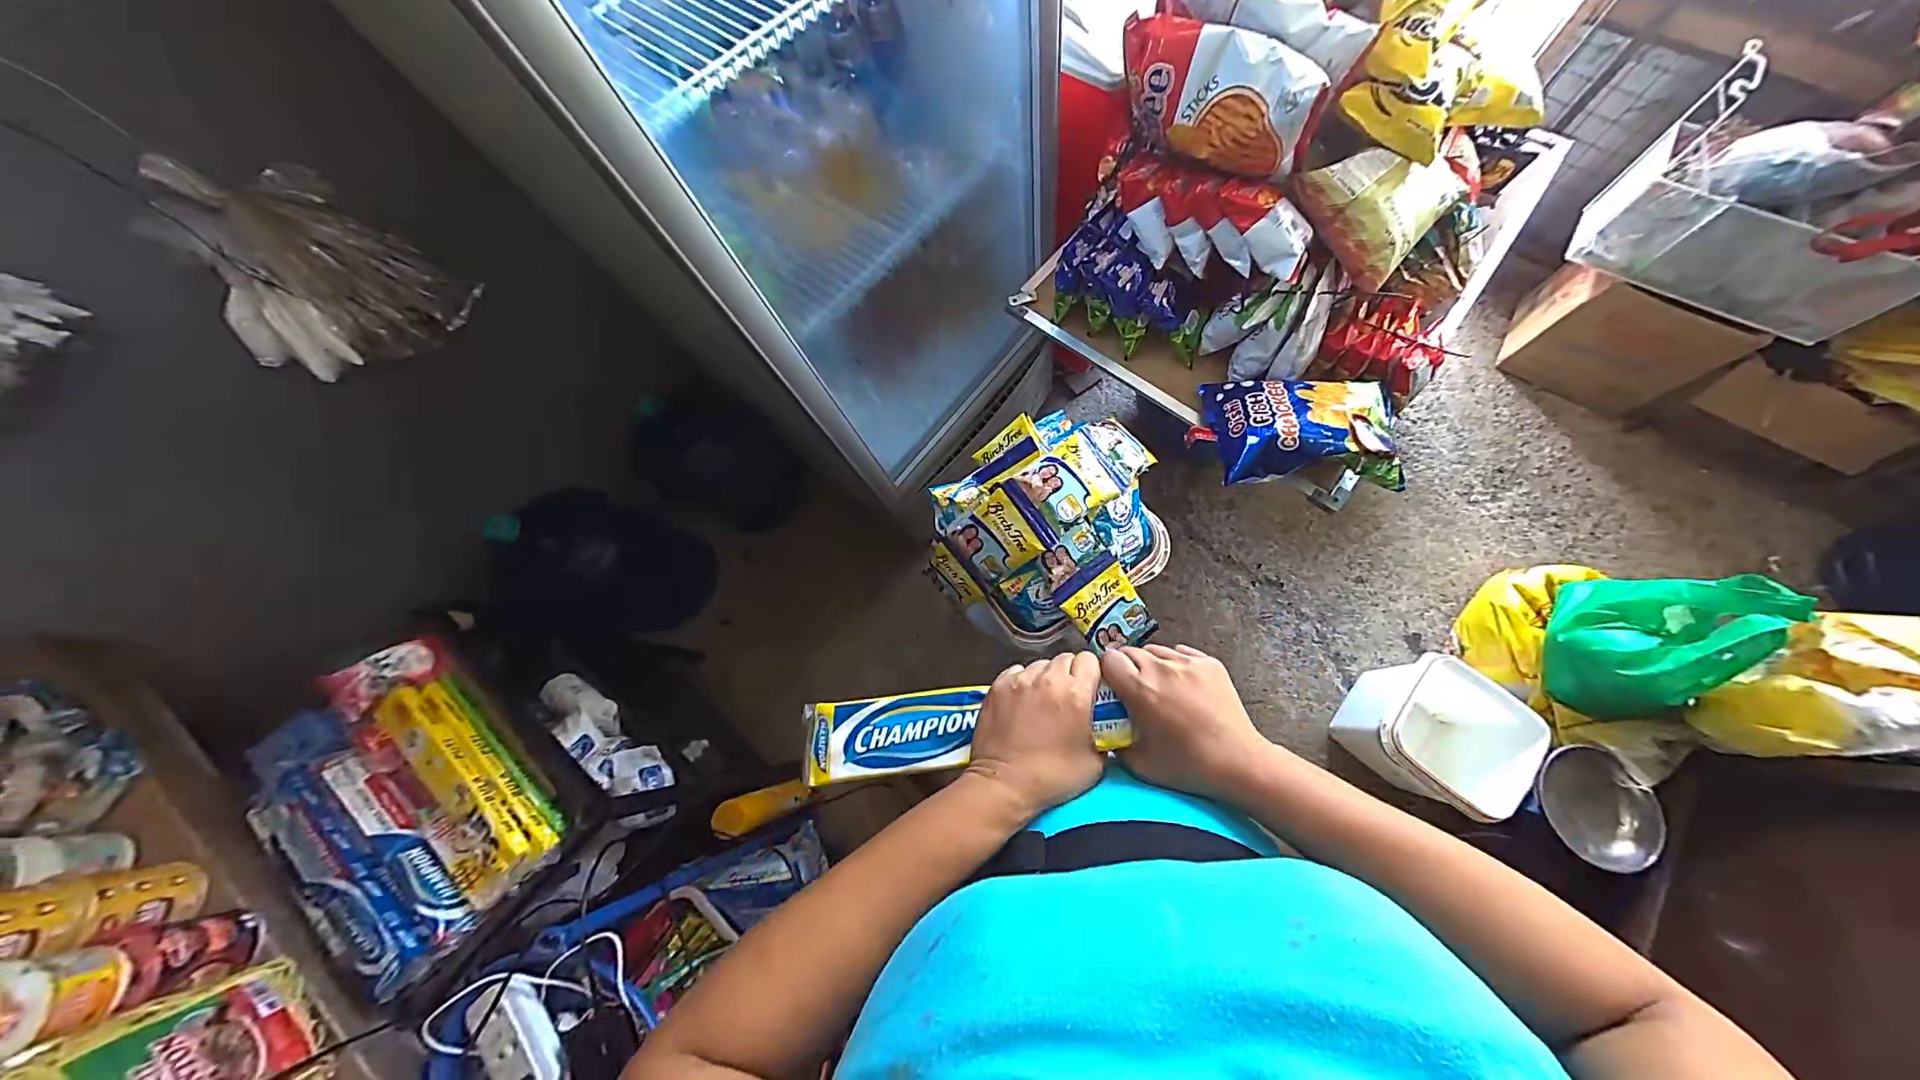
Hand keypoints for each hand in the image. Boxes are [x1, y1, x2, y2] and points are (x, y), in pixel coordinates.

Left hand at [967, 652, 1105, 818]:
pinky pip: (1016, 672)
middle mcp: (1048, 679)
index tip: (1091, 686)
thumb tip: (1102, 729)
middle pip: (1065, 659)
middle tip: (1068, 695)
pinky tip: (1022, 700)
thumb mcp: (1095, 764)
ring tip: (1043, 698)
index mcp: (1076, 693)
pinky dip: (1022, 681)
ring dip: (1045, 676)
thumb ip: (1103, 736)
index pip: (1089, 660)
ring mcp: (1020, 680)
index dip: (1092, 672)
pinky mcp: (998, 686)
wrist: (1004, 784)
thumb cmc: (1051, 778)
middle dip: (1070, 673)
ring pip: (1040, 664)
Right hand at [1101, 644, 1278, 800]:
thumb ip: (1115, 743)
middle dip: (1126, 667)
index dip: (1106, 671)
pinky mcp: (1210, 664)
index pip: (1109, 659)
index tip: (1111, 685)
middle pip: (1130, 651)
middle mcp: (1162, 670)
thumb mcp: (1139, 764)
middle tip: (1131, 688)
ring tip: (1158, 687)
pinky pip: (1181, 652)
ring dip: (1150, 664)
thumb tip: (1105, 732)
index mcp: (1140, 690)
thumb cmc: (1188, 767)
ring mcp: (1188, 664)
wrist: (1238, 763)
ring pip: (1156, 650)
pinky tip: (1179, 684)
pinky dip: (1175, 663)